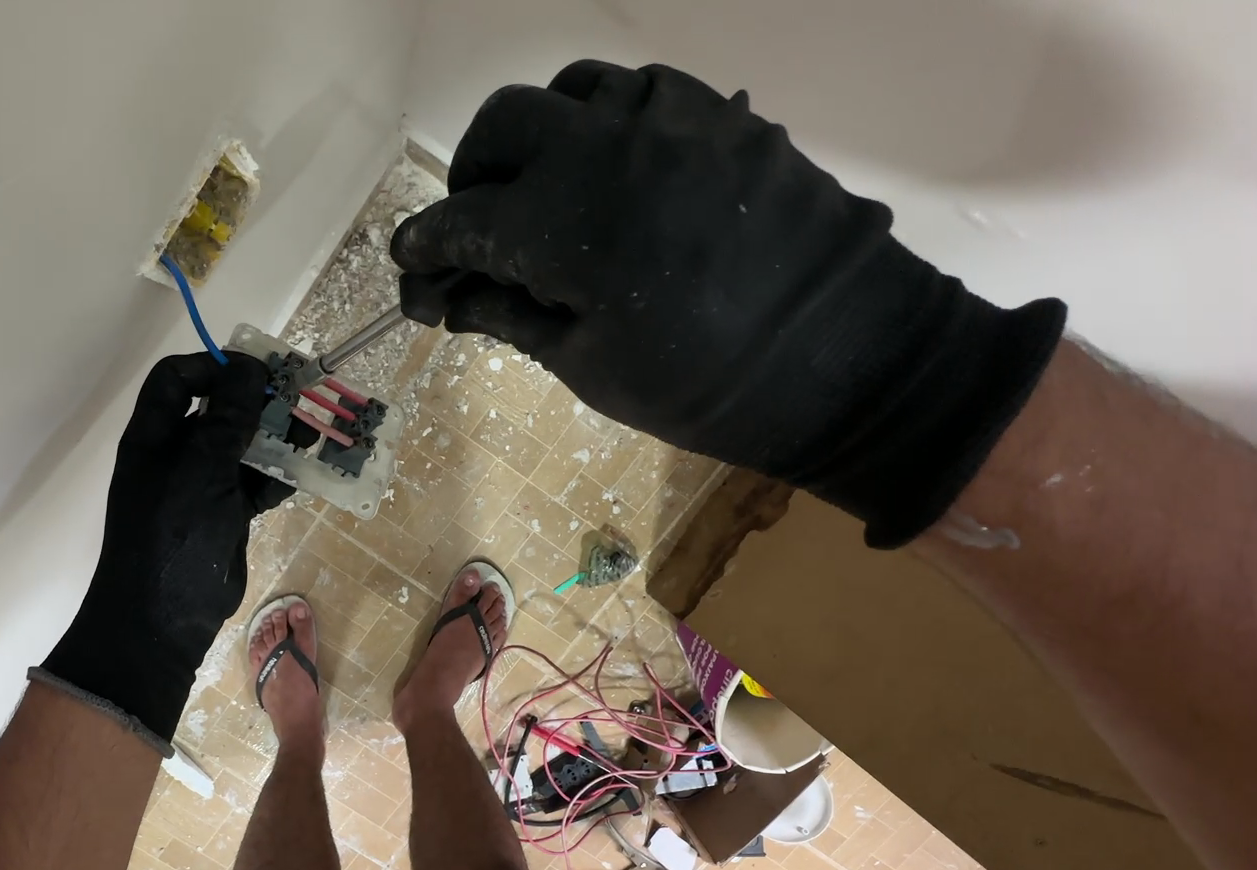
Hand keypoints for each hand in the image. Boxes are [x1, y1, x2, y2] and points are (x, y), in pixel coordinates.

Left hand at [38, 352, 288, 749]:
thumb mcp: (201, 468)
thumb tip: (250, 370)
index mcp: (156, 436)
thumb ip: (227, 418)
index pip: (177, 379)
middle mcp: (177, 454)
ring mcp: (201, 486)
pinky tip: (298, 477)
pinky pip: (254, 483)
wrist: (165, 616)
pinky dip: (276, 478)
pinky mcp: (224, 514)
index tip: (257, 373)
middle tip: (297, 400)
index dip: (214, 367)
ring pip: (242, 447)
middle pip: (218, 410)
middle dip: (257, 403)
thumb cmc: (174, 534)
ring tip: (309, 437)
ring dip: (274, 439)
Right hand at [391, 60, 1066, 546]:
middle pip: (502, 126)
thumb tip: (450, 296)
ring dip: (536, 142)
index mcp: (567, 224)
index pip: (464, 220)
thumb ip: (510, 315)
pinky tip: (610, 175)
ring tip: (542, 199)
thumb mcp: (586, 365)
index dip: (425, 246)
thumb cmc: (702, 388)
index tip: (409, 266)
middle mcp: (609, 148)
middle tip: (475, 233)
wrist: (848, 364)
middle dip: (472, 178)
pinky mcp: (722, 116)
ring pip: (570, 93)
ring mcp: (673, 119)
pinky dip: (603, 126)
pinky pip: (640, 93)